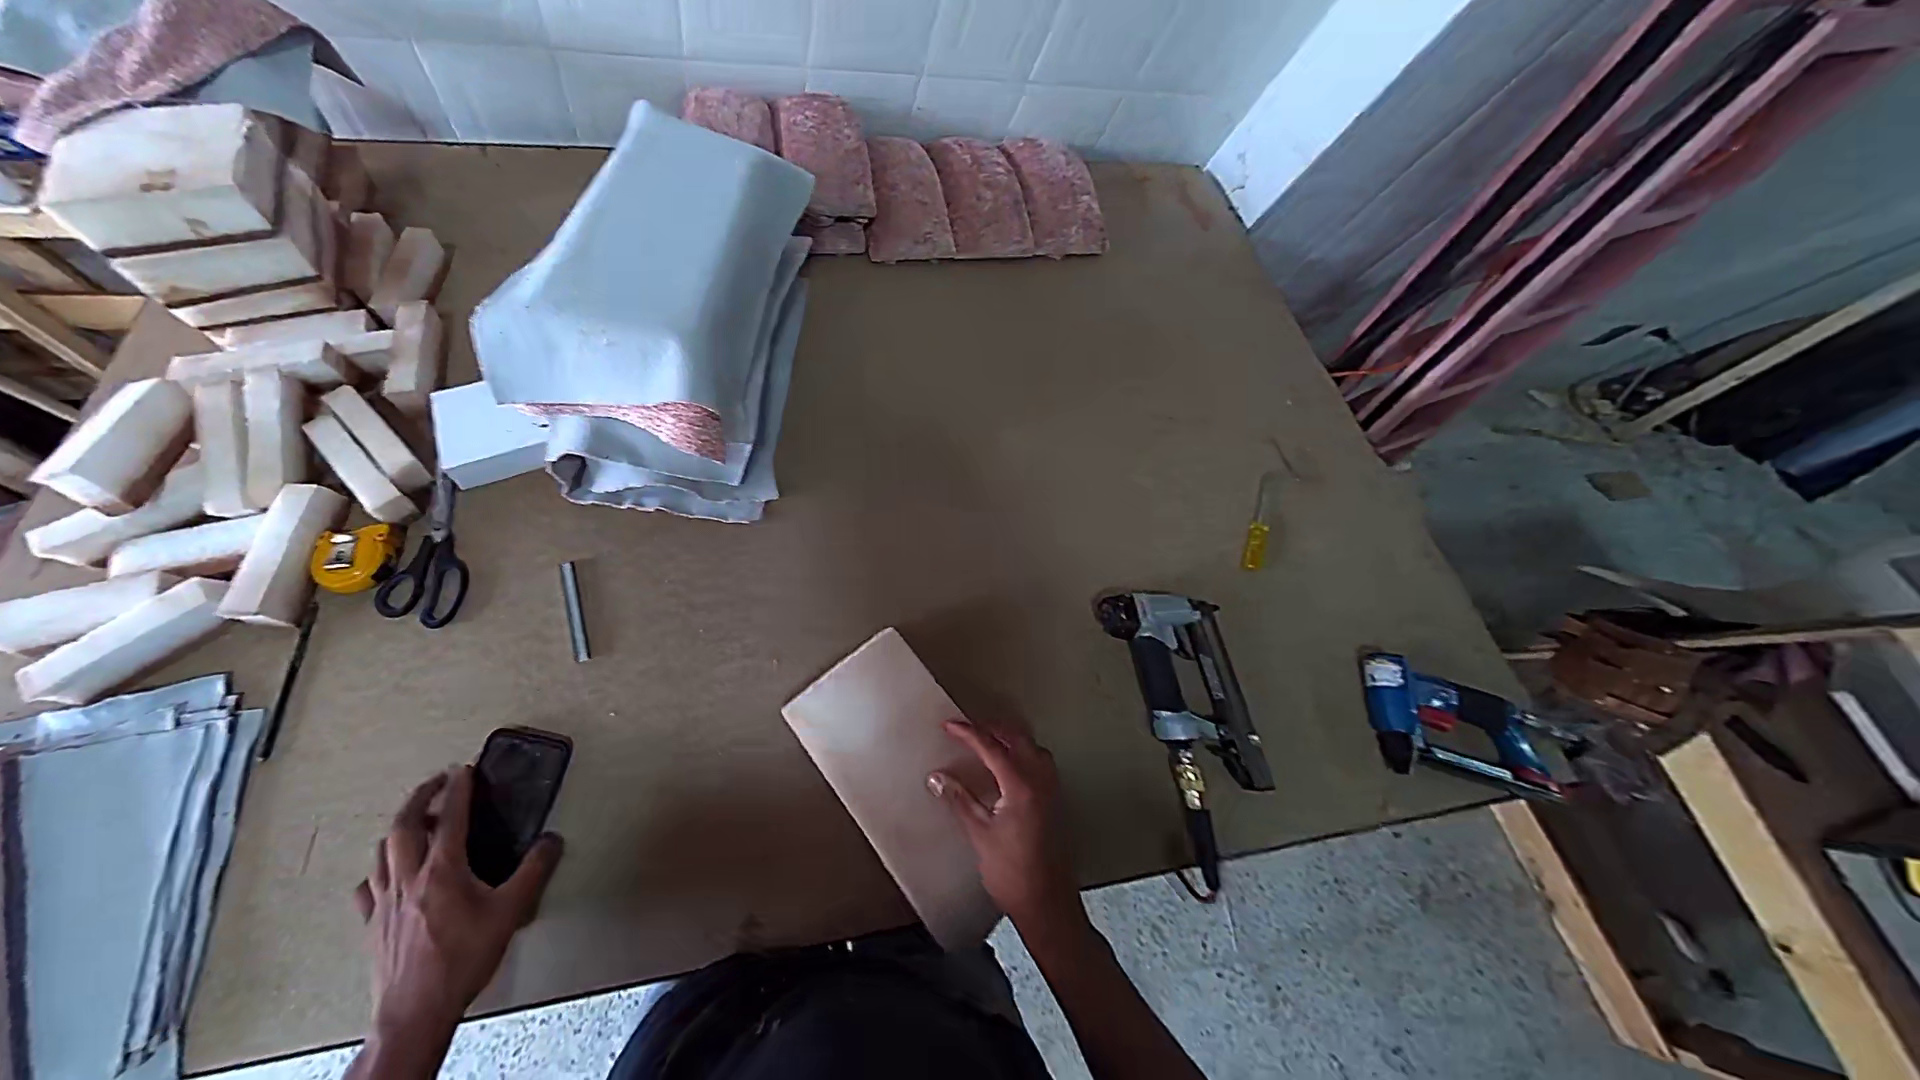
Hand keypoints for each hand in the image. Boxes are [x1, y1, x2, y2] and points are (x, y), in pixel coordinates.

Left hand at [352, 766, 562, 1037]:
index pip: (450, 818)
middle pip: (403, 827)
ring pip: (381, 853)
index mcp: (443, 871)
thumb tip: (551, 842)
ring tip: (414, 820)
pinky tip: (386, 873)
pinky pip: (367, 888)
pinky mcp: (372, 926)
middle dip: (419, 798)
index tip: (463, 771)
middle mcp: (409, 880)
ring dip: (398, 829)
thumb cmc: (463, 960)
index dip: (458, 790)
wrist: (417, 1010)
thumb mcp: (511, 911)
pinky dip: (378, 870)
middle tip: (435, 783)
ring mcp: (384, 903)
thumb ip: (534, 871)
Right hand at [929, 718, 1084, 931]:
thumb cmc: (1014, 874)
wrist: (1046, 903)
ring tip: (987, 742)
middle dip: (991, 728)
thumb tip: (939, 778)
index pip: (992, 747)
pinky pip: (1041, 764)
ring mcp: (1051, 792)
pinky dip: (1023, 754)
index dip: (968, 733)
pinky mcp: (1054, 803)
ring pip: (1033, 748)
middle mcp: (1041, 782)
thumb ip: (959, 799)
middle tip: (967, 730)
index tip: (950, 726)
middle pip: (1017, 739)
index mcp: (1021, 786)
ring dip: (1010, 739)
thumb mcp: (980, 834)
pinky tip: (1009, 767)